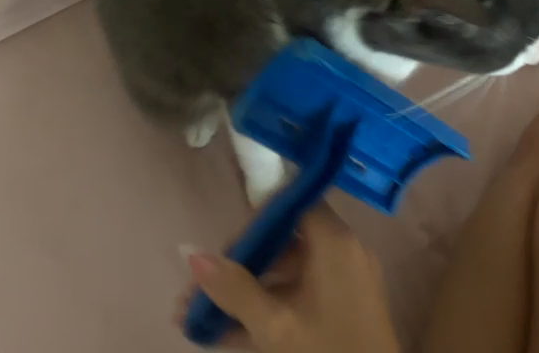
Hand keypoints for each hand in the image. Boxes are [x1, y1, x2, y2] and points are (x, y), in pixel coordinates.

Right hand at [177, 204, 401, 352]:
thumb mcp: (274, 326)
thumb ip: (233, 289)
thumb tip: (191, 254)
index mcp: (334, 241)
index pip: (292, 204)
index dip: (257, 218)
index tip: (224, 244)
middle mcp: (345, 252)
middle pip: (285, 242)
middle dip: (240, 265)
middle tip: (201, 288)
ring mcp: (347, 283)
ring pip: (289, 276)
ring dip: (248, 293)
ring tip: (201, 316)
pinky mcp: (346, 312)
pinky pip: (301, 297)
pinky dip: (271, 309)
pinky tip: (228, 334)